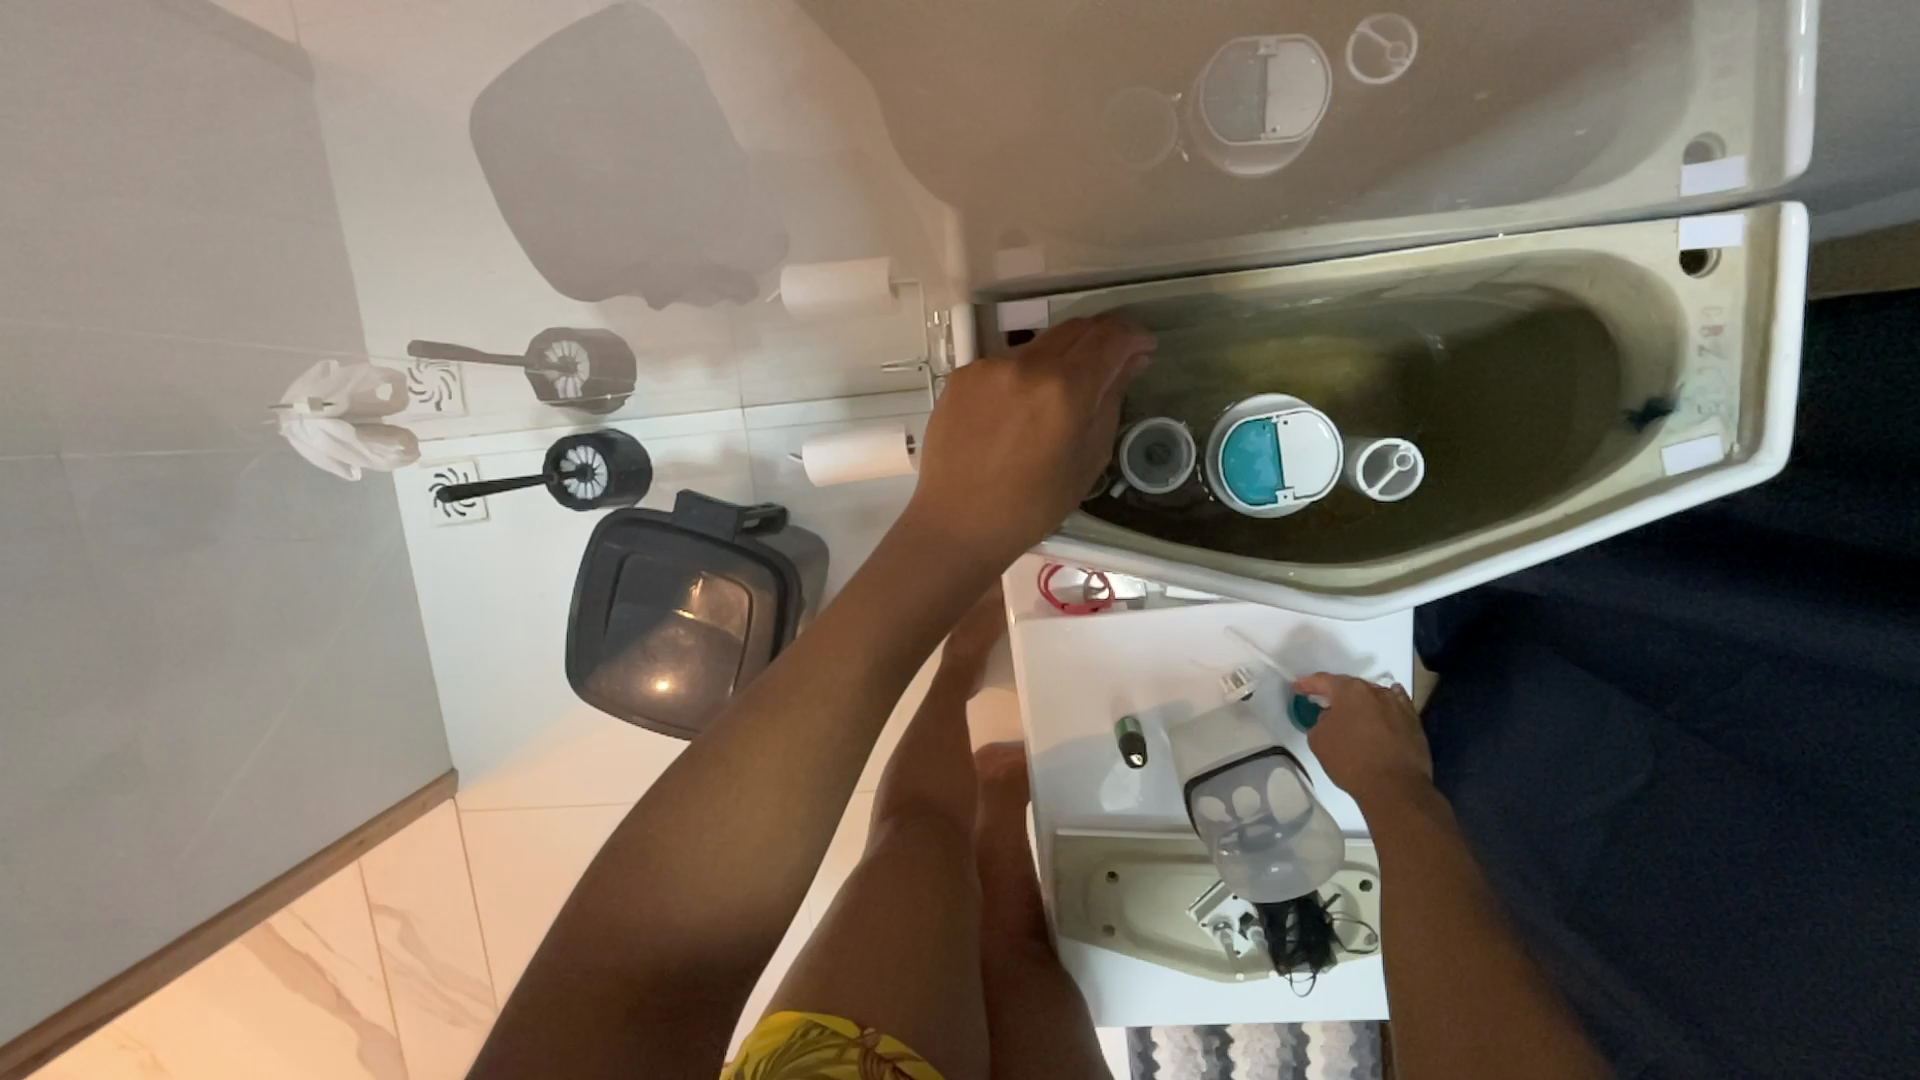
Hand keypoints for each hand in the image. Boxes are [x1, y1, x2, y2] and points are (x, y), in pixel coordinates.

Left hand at [904, 316, 1154, 564]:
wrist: (958, 522)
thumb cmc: (1031, 507)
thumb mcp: (1088, 460)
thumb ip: (1111, 401)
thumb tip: (1128, 362)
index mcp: (1064, 389)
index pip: (1109, 338)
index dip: (1133, 336)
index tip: (1143, 347)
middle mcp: (1025, 365)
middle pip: (1075, 330)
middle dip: (1101, 339)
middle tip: (1113, 363)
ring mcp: (988, 367)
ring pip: (1039, 345)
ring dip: (1062, 358)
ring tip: (1063, 394)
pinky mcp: (962, 376)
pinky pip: (1006, 363)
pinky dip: (1024, 375)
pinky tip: (1021, 409)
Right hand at [1297, 673, 1431, 806]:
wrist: (1395, 787)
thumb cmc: (1350, 760)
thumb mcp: (1318, 740)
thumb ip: (1320, 721)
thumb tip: (1331, 718)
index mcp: (1349, 692)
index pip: (1323, 681)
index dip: (1307, 684)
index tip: (1297, 688)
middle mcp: (1375, 692)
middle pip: (1350, 686)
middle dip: (1335, 693)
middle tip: (1323, 701)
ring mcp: (1398, 706)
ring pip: (1374, 696)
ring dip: (1361, 702)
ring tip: (1352, 711)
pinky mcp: (1414, 722)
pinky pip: (1396, 707)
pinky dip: (1385, 707)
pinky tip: (1382, 710)